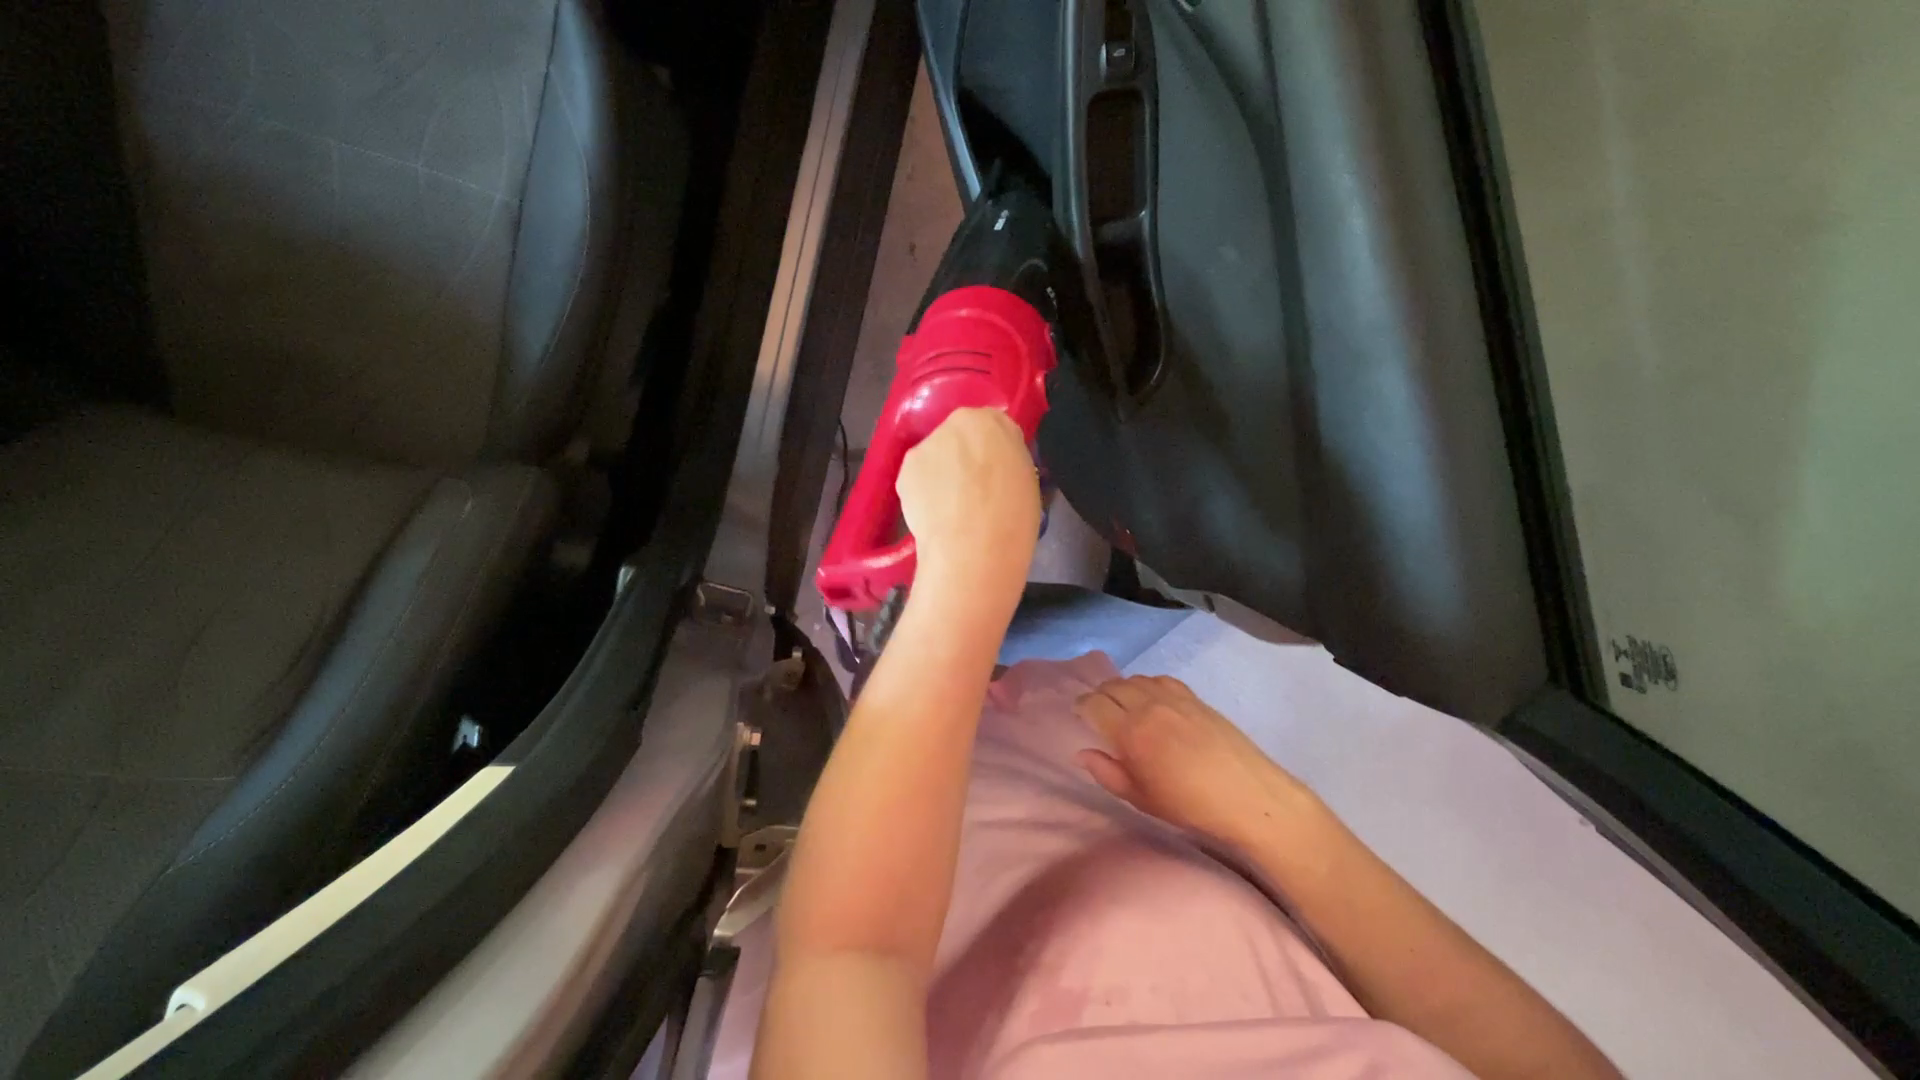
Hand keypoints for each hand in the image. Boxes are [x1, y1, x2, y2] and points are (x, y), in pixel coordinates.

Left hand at [897, 407, 1040, 595]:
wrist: (973, 549)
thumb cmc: (1013, 517)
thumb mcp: (1027, 480)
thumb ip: (1010, 461)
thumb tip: (998, 467)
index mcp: (991, 421)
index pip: (996, 428)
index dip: (997, 453)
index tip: (999, 475)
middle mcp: (954, 424)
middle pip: (961, 438)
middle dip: (966, 459)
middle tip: (975, 492)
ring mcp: (925, 446)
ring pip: (936, 458)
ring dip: (942, 475)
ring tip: (952, 511)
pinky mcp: (903, 472)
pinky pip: (919, 479)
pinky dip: (924, 493)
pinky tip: (935, 517)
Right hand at [1074, 675, 1321, 851]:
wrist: (1249, 797)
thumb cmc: (1189, 806)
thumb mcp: (1141, 798)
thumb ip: (1108, 772)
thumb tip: (1083, 752)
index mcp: (1131, 732)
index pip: (1094, 704)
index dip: (1081, 707)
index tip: (1079, 715)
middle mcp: (1149, 706)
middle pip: (1113, 686)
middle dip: (1099, 696)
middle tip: (1097, 712)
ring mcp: (1174, 699)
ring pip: (1136, 680)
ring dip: (1122, 689)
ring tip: (1123, 706)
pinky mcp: (1195, 698)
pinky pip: (1161, 680)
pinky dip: (1148, 685)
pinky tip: (1152, 701)